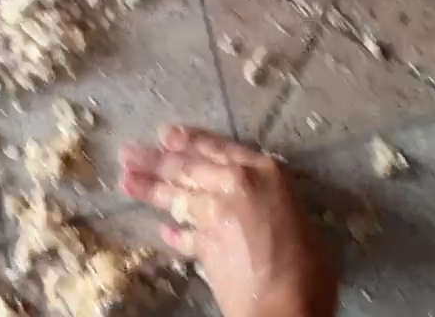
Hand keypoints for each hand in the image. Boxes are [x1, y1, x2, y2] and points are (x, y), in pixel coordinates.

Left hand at [120, 126, 335, 316]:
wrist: (286, 307)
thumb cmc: (308, 260)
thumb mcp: (294, 207)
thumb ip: (267, 195)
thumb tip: (256, 201)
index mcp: (262, 171)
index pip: (217, 148)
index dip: (188, 140)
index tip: (164, 134)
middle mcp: (233, 185)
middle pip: (188, 168)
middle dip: (155, 160)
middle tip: (128, 154)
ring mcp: (214, 217)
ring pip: (177, 197)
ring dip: (149, 189)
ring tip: (126, 181)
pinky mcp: (203, 249)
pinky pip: (184, 236)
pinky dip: (173, 233)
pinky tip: (161, 231)